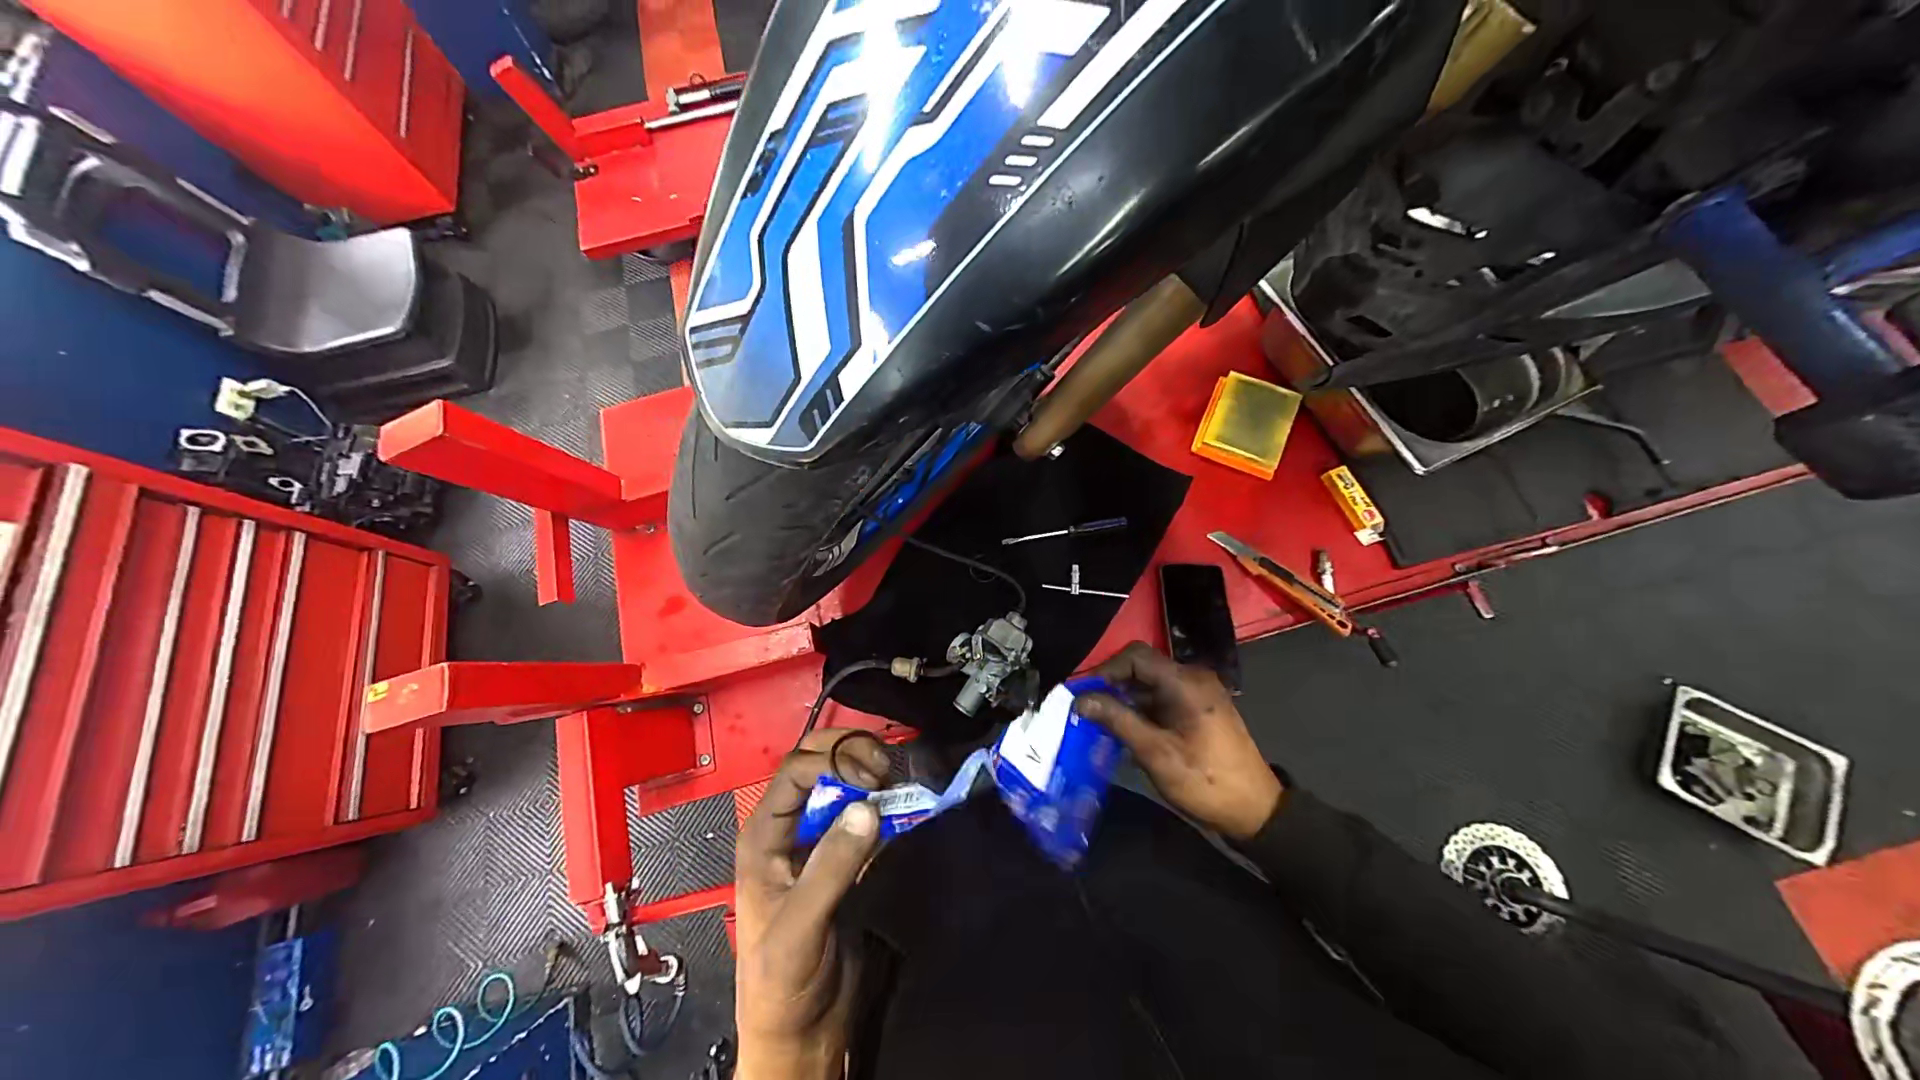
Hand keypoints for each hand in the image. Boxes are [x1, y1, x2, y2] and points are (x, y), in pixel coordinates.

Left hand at [735, 728, 890, 1079]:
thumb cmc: (781, 984)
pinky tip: (901, 806)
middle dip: (852, 754)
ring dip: (870, 773)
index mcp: (763, 835)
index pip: (796, 770)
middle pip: (817, 763)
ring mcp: (819, 840)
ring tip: (895, 784)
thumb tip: (868, 807)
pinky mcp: (845, 858)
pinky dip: (884, 803)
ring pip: (843, 783)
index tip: (872, 778)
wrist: (800, 1032)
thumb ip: (830, 868)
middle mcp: (790, 828)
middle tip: (886, 769)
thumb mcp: (799, 927)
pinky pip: (864, 814)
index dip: (834, 761)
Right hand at [1077, 642, 1283, 841]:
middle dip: (1109, 684)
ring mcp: (1198, 693)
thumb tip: (1080, 699)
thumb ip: (1117, 720)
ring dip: (1122, 697)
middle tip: (1082, 705)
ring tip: (1095, 718)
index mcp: (1186, 682)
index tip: (1080, 692)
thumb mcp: (1155, 753)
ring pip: (1149, 683)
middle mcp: (1193, 678)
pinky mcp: (1198, 708)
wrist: (1256, 811)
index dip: (1103, 669)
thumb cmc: (1205, 782)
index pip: (1135, 656)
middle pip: (1141, 667)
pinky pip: (1161, 697)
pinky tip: (1122, 728)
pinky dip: (1139, 708)